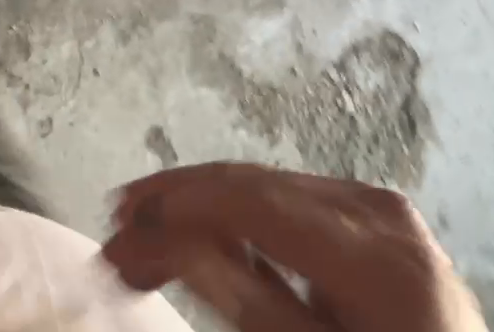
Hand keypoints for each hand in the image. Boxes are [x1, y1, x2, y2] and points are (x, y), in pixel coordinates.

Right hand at [101, 163, 485, 331]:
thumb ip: (245, 305)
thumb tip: (164, 240)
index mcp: (380, 261)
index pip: (253, 204)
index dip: (176, 208)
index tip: (117, 233)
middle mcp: (378, 214)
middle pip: (251, 187)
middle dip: (173, 207)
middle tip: (114, 236)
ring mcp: (376, 208)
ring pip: (258, 187)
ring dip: (192, 208)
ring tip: (138, 235)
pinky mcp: (367, 212)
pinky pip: (281, 200)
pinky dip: (231, 215)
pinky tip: (193, 232)